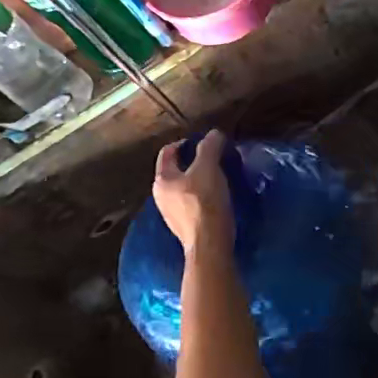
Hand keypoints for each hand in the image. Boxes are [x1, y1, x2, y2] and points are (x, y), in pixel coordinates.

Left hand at [153, 130, 234, 259]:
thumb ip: (210, 147)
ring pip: (183, 187)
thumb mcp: (209, 168)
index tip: (203, 141)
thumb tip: (214, 134)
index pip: (168, 152)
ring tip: (217, 176)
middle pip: (175, 170)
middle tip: (213, 158)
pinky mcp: (184, 226)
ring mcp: (170, 213)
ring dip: (198, 179)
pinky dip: (201, 195)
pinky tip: (216, 197)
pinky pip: (190, 203)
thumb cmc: (205, 202)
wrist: (210, 244)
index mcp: (162, 179)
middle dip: (192, 161)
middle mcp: (160, 196)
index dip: (184, 142)